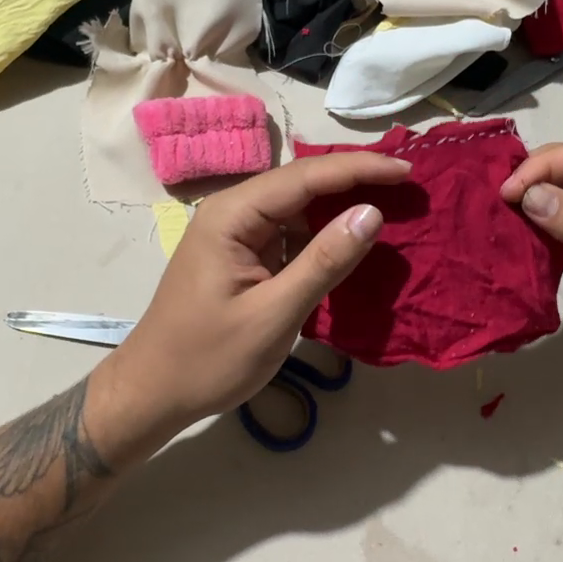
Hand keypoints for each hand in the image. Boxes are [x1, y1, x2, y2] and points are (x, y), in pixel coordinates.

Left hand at [103, 152, 409, 429]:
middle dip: (355, 179)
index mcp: (232, 215)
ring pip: (299, 205)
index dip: (359, 169)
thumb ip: (323, 262)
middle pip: (302, 182)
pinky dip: (325, 232)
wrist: (153, 392)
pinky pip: (291, 232)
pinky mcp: (245, 254)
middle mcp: (233, 211)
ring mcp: (238, 232)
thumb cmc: (207, 358)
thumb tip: (372, 212)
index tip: (407, 169)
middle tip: (409, 182)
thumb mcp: (273, 314)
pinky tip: (355, 236)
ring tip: (394, 202)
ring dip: (343, 203)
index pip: (305, 176)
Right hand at [500, 141, 562, 393]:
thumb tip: (529, 195)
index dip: (542, 168)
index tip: (505, 192)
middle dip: (531, 182)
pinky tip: (513, 235)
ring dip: (530, 205)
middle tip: (493, 203)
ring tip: (494, 216)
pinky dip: (537, 229)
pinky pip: (559, 224)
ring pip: (559, 195)